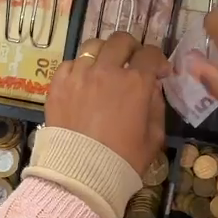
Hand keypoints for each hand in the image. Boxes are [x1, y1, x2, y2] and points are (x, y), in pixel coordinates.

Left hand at [46, 31, 169, 172]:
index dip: (158, 60)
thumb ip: (156, 106)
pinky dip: (79, 68)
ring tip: (104, 68)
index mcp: (136, 83)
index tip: (159, 72)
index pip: (151, 54)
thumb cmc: (123, 160)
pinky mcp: (58, 84)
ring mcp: (79, 74)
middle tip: (132, 63)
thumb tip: (153, 87)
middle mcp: (107, 71)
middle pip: (120, 41)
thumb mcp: (154, 137)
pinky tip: (83, 83)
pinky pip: (70, 63)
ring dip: (104, 54)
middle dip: (131, 48)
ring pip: (93, 46)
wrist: (81, 176)